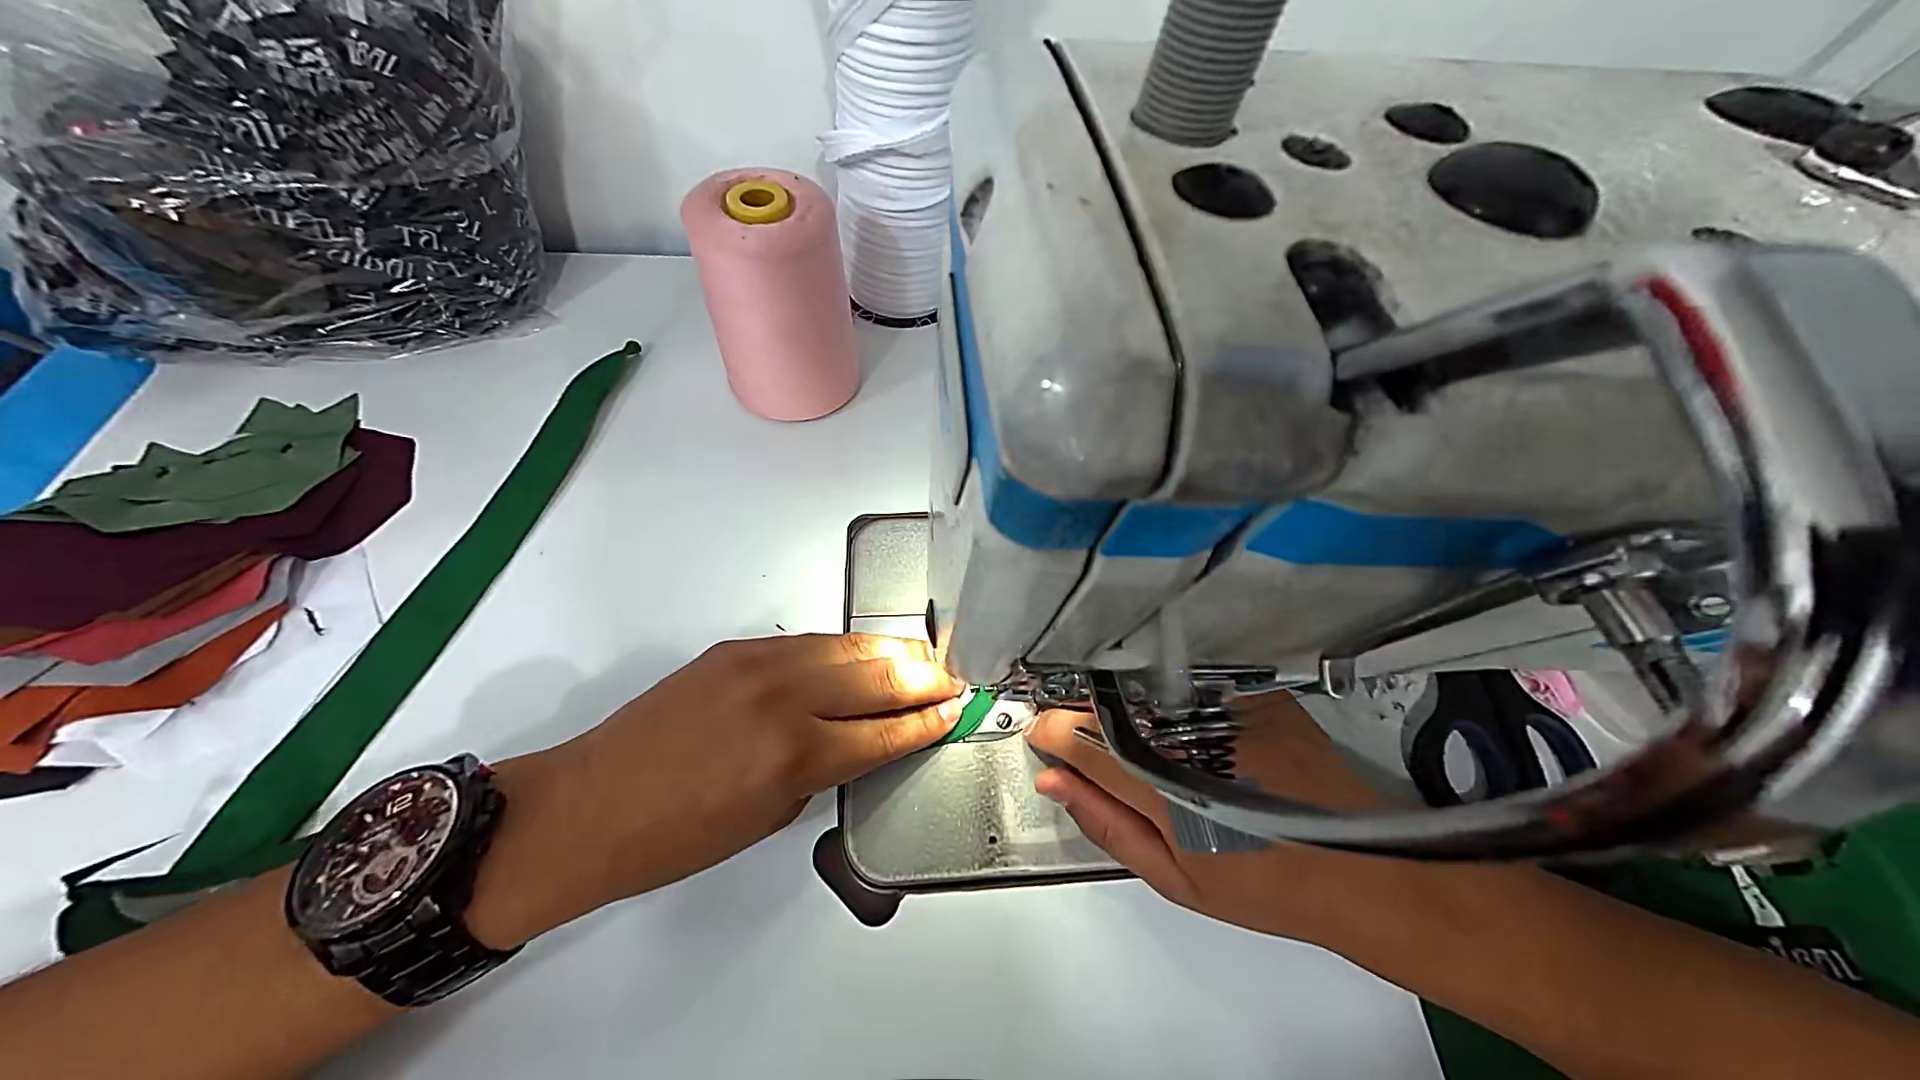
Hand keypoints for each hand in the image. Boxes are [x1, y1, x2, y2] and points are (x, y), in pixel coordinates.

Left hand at [469, 634, 964, 945]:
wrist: (589, 806)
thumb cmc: (673, 835)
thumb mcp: (769, 818)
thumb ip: (825, 770)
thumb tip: (863, 739)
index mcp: (794, 756)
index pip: (885, 729)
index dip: (927, 720)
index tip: (954, 710)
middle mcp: (782, 699)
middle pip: (878, 675)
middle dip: (924, 677)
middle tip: (951, 679)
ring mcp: (757, 664)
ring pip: (848, 645)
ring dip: (892, 652)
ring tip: (921, 657)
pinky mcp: (736, 648)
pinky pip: (808, 641)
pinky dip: (844, 647)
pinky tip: (862, 653)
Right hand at [1025, 692, 1417, 947]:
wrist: (1359, 866)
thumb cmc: (1262, 884)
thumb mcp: (1172, 875)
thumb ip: (1104, 821)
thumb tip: (1053, 778)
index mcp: (1156, 781)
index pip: (1073, 733)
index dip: (1050, 734)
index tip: (1049, 744)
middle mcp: (1184, 731)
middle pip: (1102, 704)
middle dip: (1084, 722)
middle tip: (1099, 753)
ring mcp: (1221, 705)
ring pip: (1142, 689)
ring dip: (1127, 709)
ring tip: (1150, 745)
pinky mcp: (1252, 692)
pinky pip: (1188, 685)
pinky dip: (1173, 701)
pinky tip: (1190, 730)